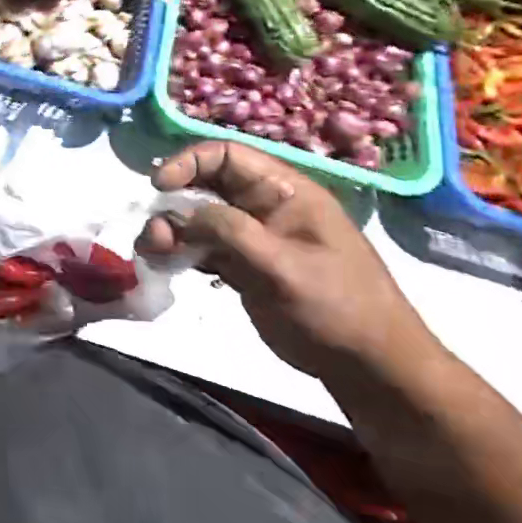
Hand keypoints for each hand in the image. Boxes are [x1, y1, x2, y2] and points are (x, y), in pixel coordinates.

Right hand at [137, 142, 443, 383]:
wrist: (368, 366)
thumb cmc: (337, 307)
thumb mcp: (284, 266)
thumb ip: (231, 232)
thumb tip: (180, 212)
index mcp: (284, 192)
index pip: (228, 156)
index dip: (189, 162)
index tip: (159, 185)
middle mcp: (264, 207)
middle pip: (205, 186)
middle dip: (173, 204)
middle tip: (154, 235)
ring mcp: (252, 238)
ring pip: (198, 219)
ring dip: (170, 230)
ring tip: (153, 253)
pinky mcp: (243, 267)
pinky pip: (202, 247)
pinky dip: (179, 253)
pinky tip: (163, 265)